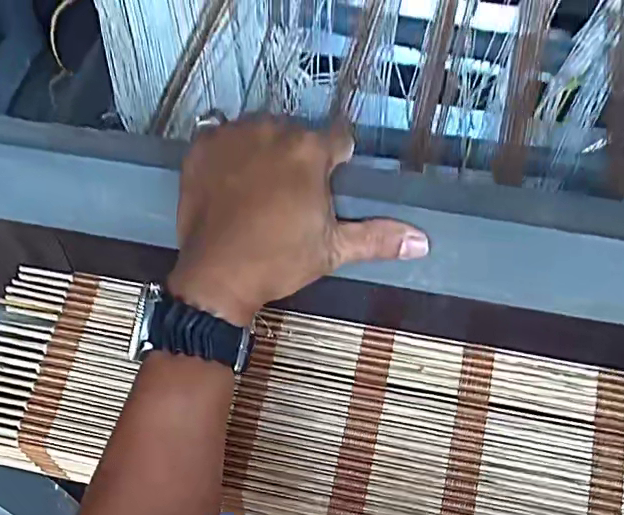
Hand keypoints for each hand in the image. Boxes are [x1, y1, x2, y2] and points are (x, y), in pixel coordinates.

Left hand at [166, 115, 429, 325]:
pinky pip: (224, 137)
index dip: (337, 166)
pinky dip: (230, 157)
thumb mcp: (332, 251)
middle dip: (299, 162)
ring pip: (261, 134)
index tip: (328, 188)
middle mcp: (273, 130)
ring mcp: (234, 134)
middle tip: (292, 203)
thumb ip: (377, 238)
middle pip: (297, 135)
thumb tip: (420, 241)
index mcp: (310, 151)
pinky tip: (233, 188)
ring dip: (265, 155)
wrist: (219, 274)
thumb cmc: (278, 262)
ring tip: (260, 198)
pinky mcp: (203, 144)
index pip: (338, 140)